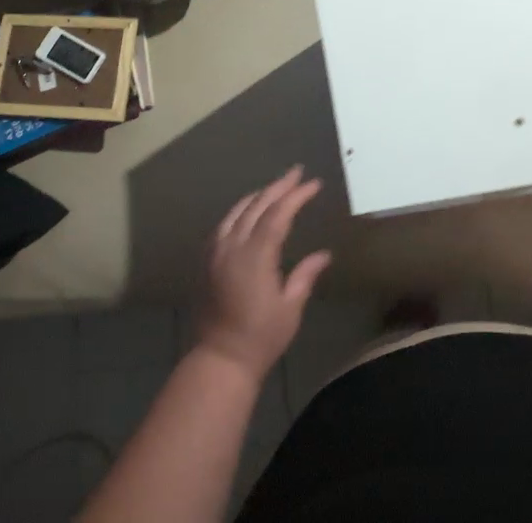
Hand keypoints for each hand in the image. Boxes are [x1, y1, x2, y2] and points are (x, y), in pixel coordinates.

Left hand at [195, 167, 333, 378]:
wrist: (220, 358)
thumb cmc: (261, 336)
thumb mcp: (290, 307)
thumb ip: (305, 275)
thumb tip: (324, 254)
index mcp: (256, 255)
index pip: (278, 214)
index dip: (296, 196)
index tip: (313, 183)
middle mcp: (233, 246)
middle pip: (256, 206)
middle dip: (278, 187)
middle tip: (296, 173)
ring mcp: (216, 252)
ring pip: (237, 212)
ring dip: (258, 196)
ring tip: (275, 188)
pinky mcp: (208, 261)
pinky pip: (224, 225)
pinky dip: (240, 212)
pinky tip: (248, 212)